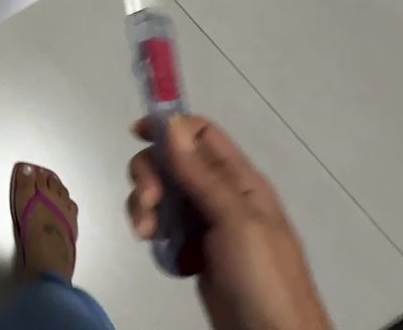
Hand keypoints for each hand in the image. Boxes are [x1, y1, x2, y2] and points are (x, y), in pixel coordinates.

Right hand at [127, 115, 332, 329]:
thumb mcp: (236, 222)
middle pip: (171, 161)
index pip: (200, 133)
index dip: (168, 127)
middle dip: (149, 174)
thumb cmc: (264, 279)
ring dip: (144, 204)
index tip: (138, 137)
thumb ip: (202, 173)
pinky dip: (151, 228)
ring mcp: (207, 224)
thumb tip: (171, 122)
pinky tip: (154, 246)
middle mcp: (222, 195)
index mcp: (241, 182)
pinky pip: (162, 223)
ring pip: (162, 191)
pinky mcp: (194, 250)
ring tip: (146, 233)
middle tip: (148, 202)